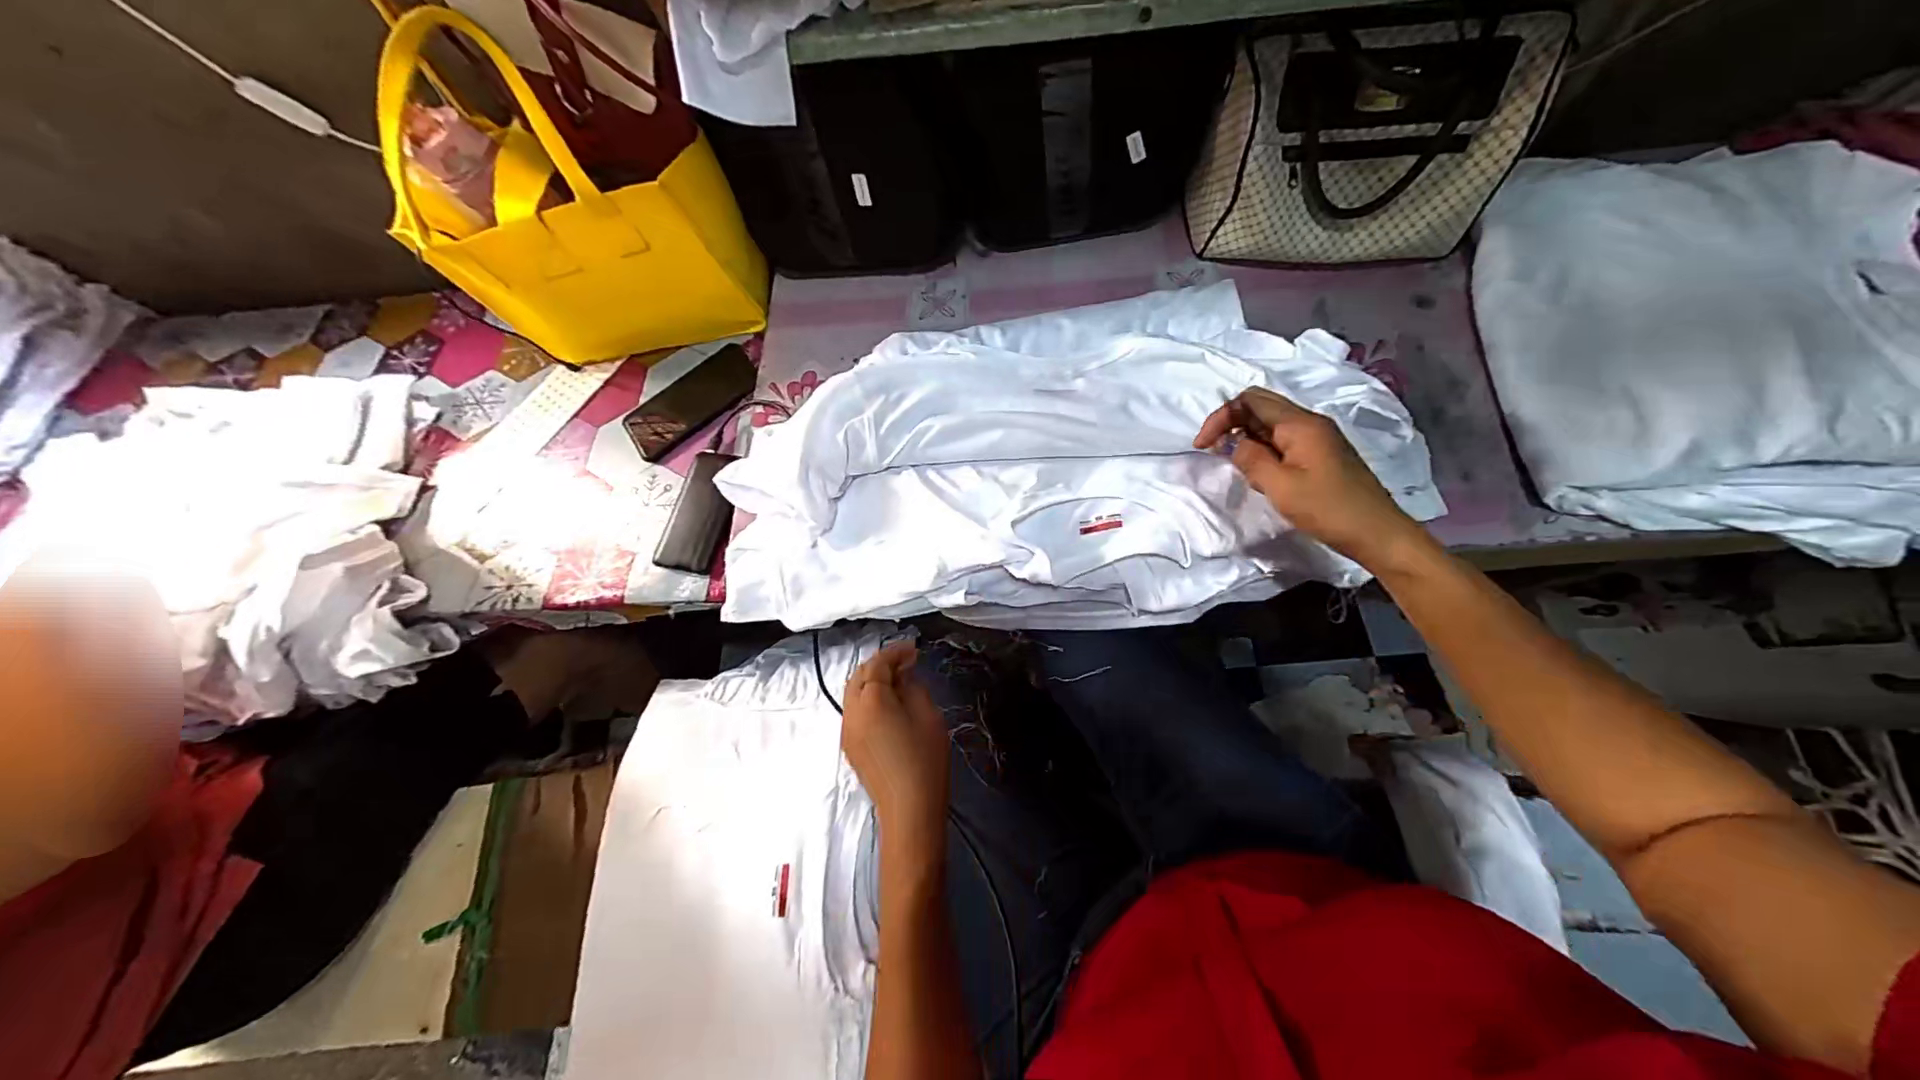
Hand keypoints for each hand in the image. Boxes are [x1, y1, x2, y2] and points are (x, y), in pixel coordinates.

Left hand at [842, 641, 949, 848]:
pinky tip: (889, 707)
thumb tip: (902, 677)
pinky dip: (868, 701)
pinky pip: (855, 712)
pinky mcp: (850, 747)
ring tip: (899, 683)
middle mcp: (851, 712)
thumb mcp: (928, 716)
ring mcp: (847, 731)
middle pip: (859, 676)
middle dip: (880, 665)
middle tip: (906, 663)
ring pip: (854, 694)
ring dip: (873, 682)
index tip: (914, 649)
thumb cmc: (924, 761)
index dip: (896, 652)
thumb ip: (912, 688)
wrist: (909, 810)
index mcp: (871, 700)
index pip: (878, 664)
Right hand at [1194, 387, 1432, 572]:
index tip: (1203, 445)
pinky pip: (1283, 441)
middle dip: (1231, 423)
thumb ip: (1250, 459)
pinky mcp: (1321, 455)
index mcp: (1300, 424)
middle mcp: (1310, 423)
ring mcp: (1318, 438)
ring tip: (1235, 464)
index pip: (1250, 400)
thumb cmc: (1327, 508)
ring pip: (1271, 424)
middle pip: (1261, 407)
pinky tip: (1258, 472)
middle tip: (1214, 450)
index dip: (1221, 416)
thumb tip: (1234, 443)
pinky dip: (1263, 449)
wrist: (1376, 532)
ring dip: (1246, 437)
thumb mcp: (1279, 486)